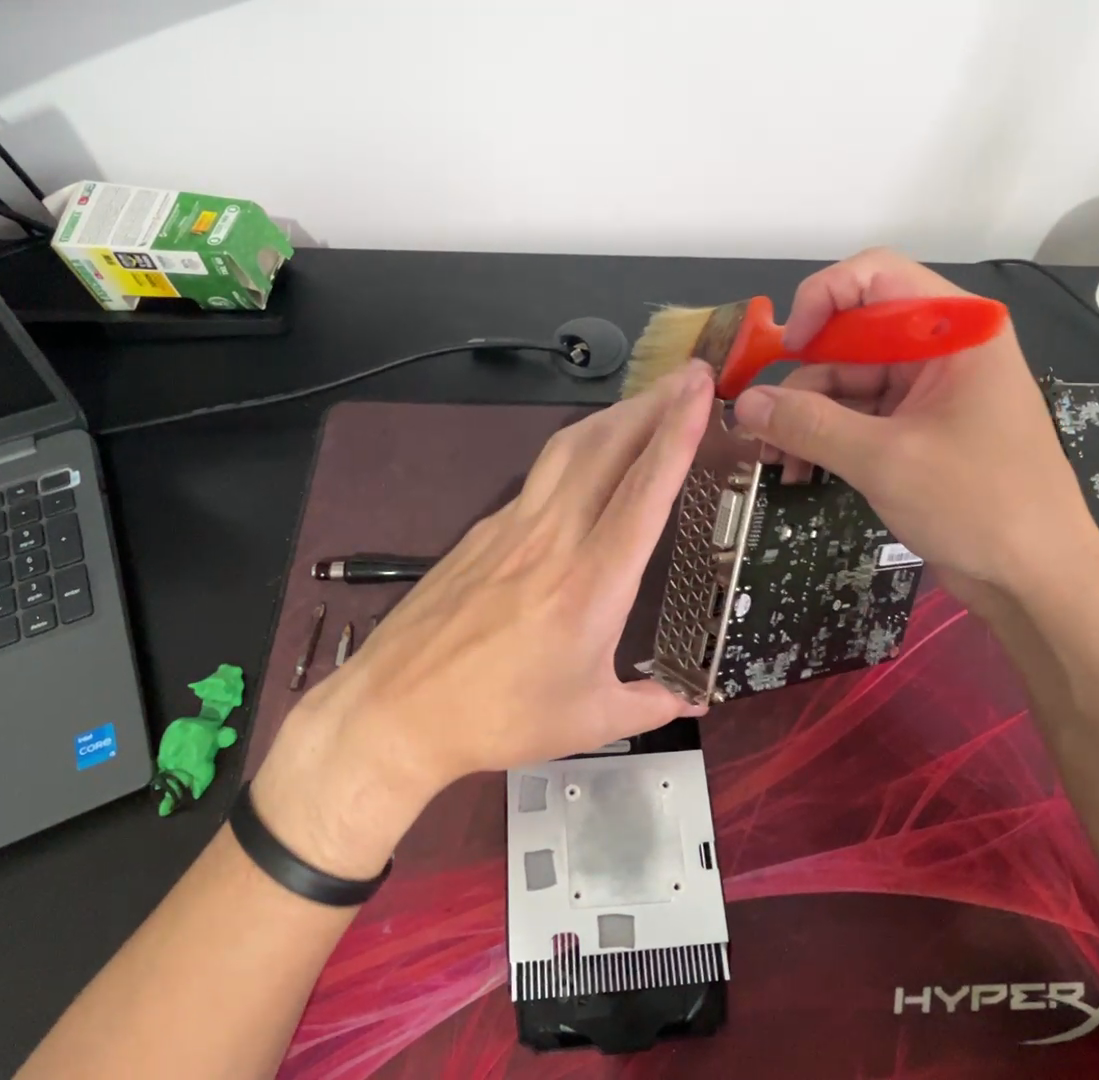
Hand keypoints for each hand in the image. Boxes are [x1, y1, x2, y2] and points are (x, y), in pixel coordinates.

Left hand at [254, 363, 716, 877]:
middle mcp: (552, 539)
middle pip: (606, 449)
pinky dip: (574, 451)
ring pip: (567, 450)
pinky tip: (587, 461)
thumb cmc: (499, 719)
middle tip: (690, 376)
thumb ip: (649, 705)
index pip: (643, 493)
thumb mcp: (588, 721)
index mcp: (590, 584)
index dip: (677, 436)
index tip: (701, 392)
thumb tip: (691, 700)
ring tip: (647, 400)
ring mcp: (509, 528)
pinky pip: (538, 478)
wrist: (397, 710)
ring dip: (612, 416)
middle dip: (653, 404)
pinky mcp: (480, 532)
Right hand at [734, 248, 1098, 608]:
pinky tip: (800, 471)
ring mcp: (931, 393)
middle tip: (760, 427)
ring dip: (807, 419)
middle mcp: (942, 349)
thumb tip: (744, 404)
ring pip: (849, 383)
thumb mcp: (884, 460)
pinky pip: (861, 418)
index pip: (875, 277)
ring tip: (775, 463)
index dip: (821, 301)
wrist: (1036, 578)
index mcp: (955, 329)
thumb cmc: (977, 505)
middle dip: (802, 381)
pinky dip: (828, 440)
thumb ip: (809, 425)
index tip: (785, 352)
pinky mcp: (920, 432)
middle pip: (852, 338)